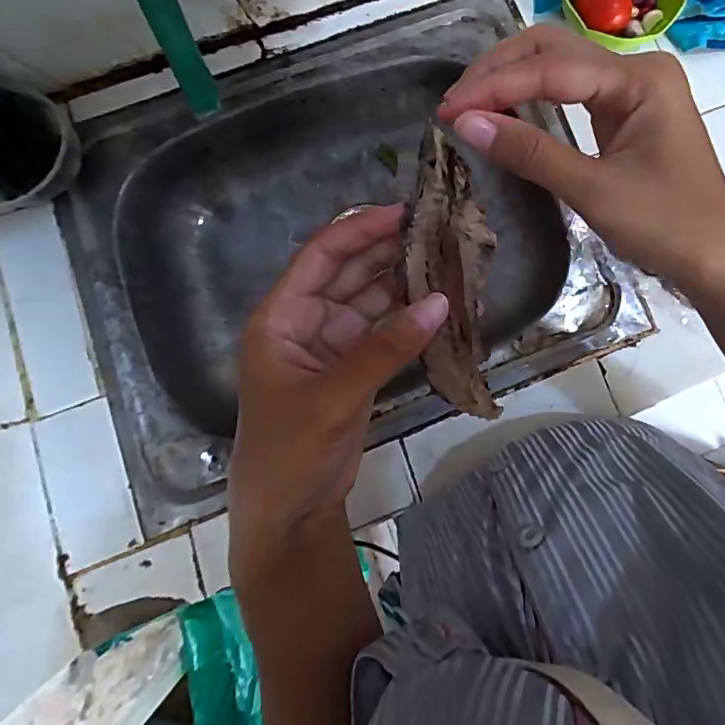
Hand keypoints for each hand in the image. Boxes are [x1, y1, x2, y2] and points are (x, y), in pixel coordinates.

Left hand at [229, 204, 447, 581]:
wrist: (286, 513)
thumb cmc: (290, 452)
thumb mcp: (334, 398)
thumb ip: (384, 350)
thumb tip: (439, 300)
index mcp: (279, 317)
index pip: (319, 257)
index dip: (358, 231)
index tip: (402, 212)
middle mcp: (302, 322)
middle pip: (346, 272)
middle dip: (386, 251)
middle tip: (436, 231)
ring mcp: (327, 345)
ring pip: (367, 301)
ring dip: (401, 283)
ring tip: (445, 260)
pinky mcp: (349, 368)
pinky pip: (379, 332)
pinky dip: (405, 320)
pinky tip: (437, 305)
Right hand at [435, 26, 724, 291]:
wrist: (717, 262)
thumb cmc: (667, 227)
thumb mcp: (592, 190)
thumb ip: (529, 152)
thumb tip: (464, 123)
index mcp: (640, 79)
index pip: (550, 69)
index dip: (494, 87)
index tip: (448, 111)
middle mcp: (636, 69)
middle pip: (551, 47)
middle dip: (497, 70)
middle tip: (454, 105)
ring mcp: (630, 88)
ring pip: (555, 62)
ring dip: (508, 77)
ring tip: (466, 105)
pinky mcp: (621, 110)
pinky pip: (565, 88)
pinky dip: (527, 94)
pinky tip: (500, 110)